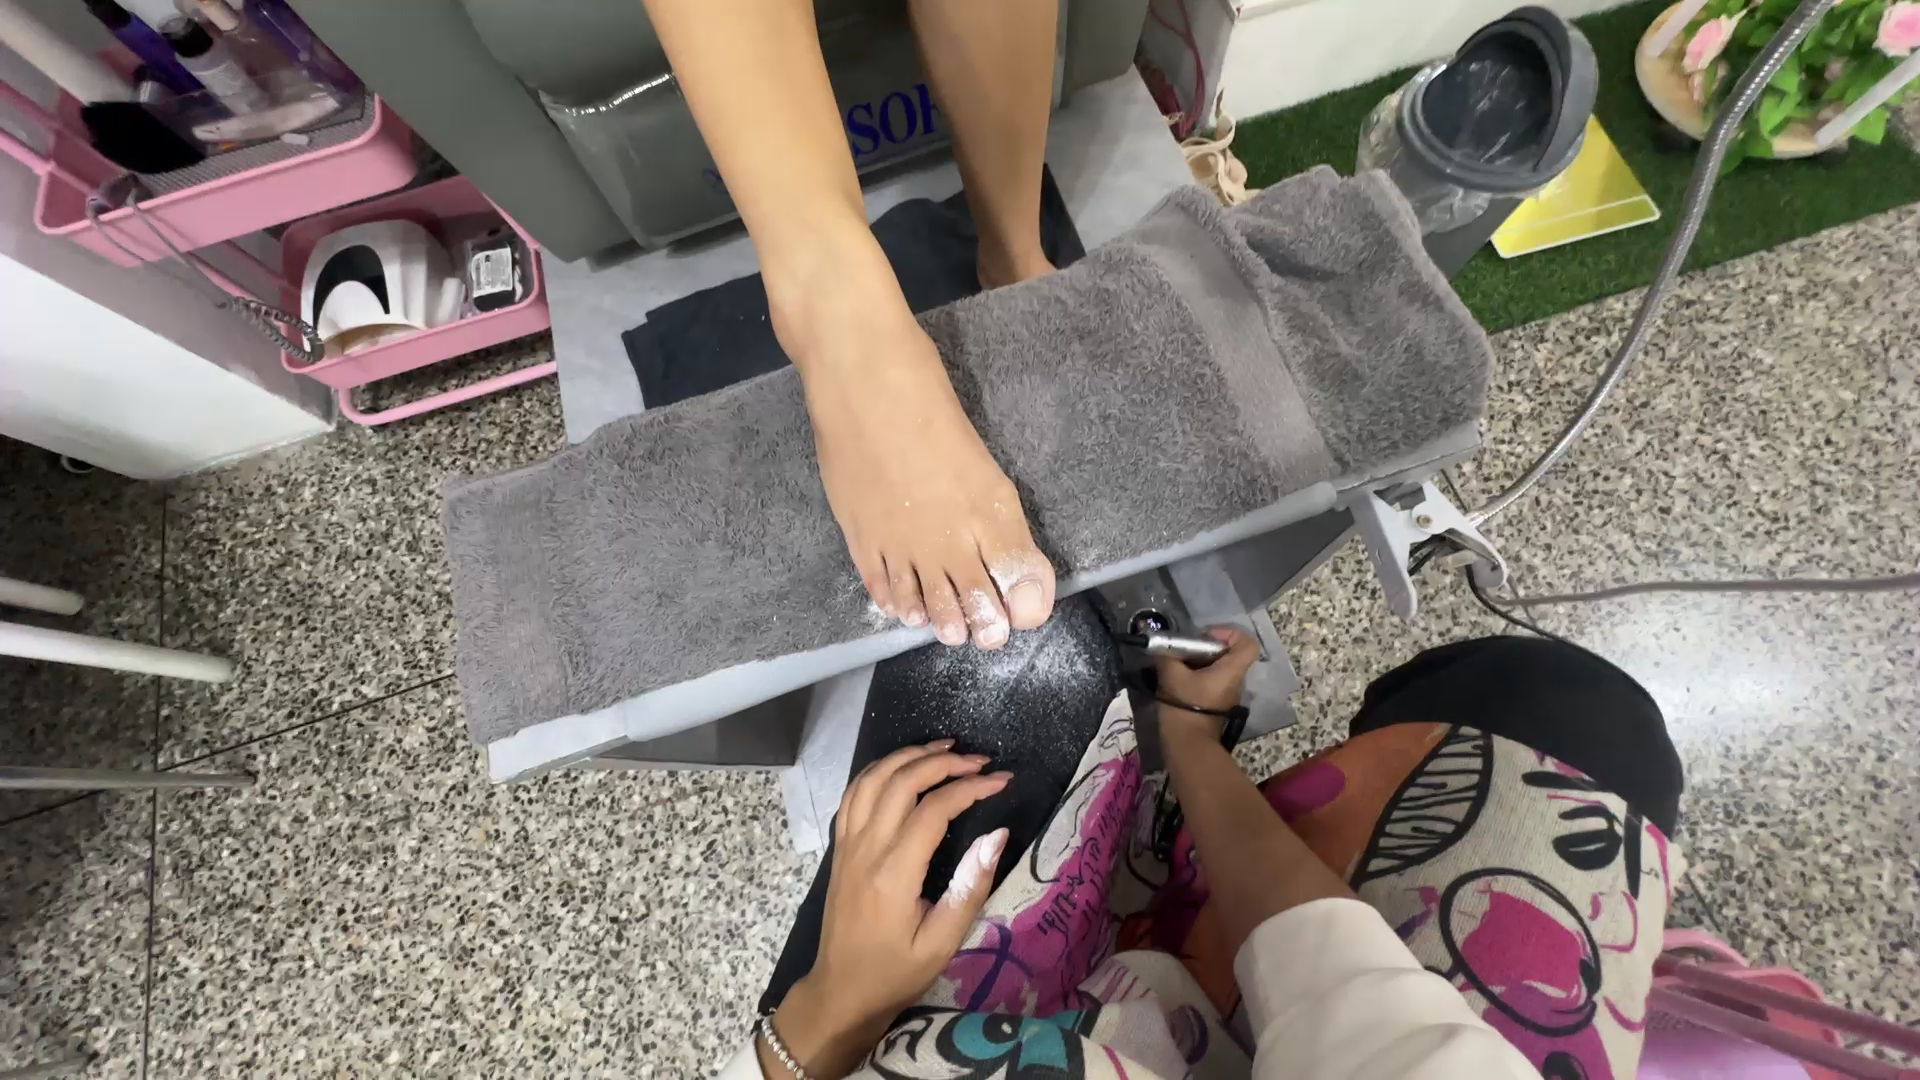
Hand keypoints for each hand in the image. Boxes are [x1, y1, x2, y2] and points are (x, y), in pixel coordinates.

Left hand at [767, 739, 1012, 1077]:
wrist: (840, 992)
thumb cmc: (895, 972)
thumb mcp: (942, 944)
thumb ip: (970, 887)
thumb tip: (997, 834)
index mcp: (894, 874)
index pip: (934, 809)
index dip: (970, 787)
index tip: (1000, 780)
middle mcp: (867, 848)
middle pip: (902, 782)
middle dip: (943, 761)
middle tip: (978, 760)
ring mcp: (848, 843)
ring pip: (873, 778)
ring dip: (909, 755)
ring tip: (945, 748)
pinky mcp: (840, 845)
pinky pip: (855, 792)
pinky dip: (880, 768)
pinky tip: (902, 765)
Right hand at [776, 267, 1055, 649]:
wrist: (862, 380)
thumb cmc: (931, 406)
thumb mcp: (987, 468)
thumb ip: (1007, 532)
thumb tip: (1026, 588)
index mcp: (984, 519)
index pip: (1011, 583)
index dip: (1022, 607)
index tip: (1022, 619)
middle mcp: (943, 542)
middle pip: (967, 599)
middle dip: (981, 622)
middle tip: (984, 639)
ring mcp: (897, 542)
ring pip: (923, 599)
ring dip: (940, 619)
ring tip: (947, 633)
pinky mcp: (858, 534)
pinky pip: (879, 583)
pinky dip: (894, 601)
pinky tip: (902, 611)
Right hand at [1154, 626, 1259, 737]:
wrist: (1188, 744)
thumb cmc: (1185, 707)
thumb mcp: (1171, 675)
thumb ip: (1167, 655)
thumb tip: (1160, 644)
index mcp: (1231, 671)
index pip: (1247, 644)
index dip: (1230, 634)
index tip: (1206, 636)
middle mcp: (1235, 680)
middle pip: (1230, 654)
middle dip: (1207, 646)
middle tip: (1186, 649)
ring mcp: (1228, 693)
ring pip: (1219, 667)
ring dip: (1200, 661)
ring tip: (1179, 663)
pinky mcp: (1217, 702)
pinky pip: (1212, 680)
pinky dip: (1198, 674)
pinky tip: (1178, 678)